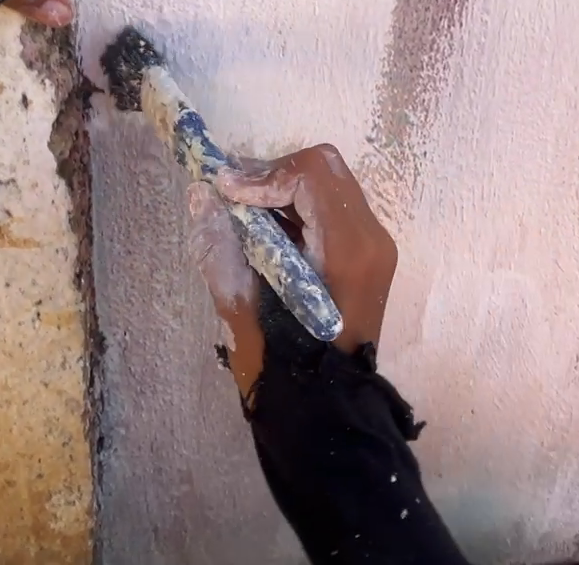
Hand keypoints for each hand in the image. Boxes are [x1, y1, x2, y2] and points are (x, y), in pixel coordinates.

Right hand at [190, 145, 398, 400]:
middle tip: (233, 194)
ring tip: (246, 209)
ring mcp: (377, 245)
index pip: (313, 173)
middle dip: (275, 174)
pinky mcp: (371, 254)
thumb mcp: (240, 307)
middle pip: (326, 169)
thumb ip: (219, 244)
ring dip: (286, 188)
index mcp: (348, 249)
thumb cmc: (282, 365)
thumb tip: (201, 193)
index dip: (265, 174)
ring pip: (331, 184)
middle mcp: (373, 238)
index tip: (226, 190)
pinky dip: (300, 205)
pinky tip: (269, 226)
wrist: (326, 409)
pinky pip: (335, 207)